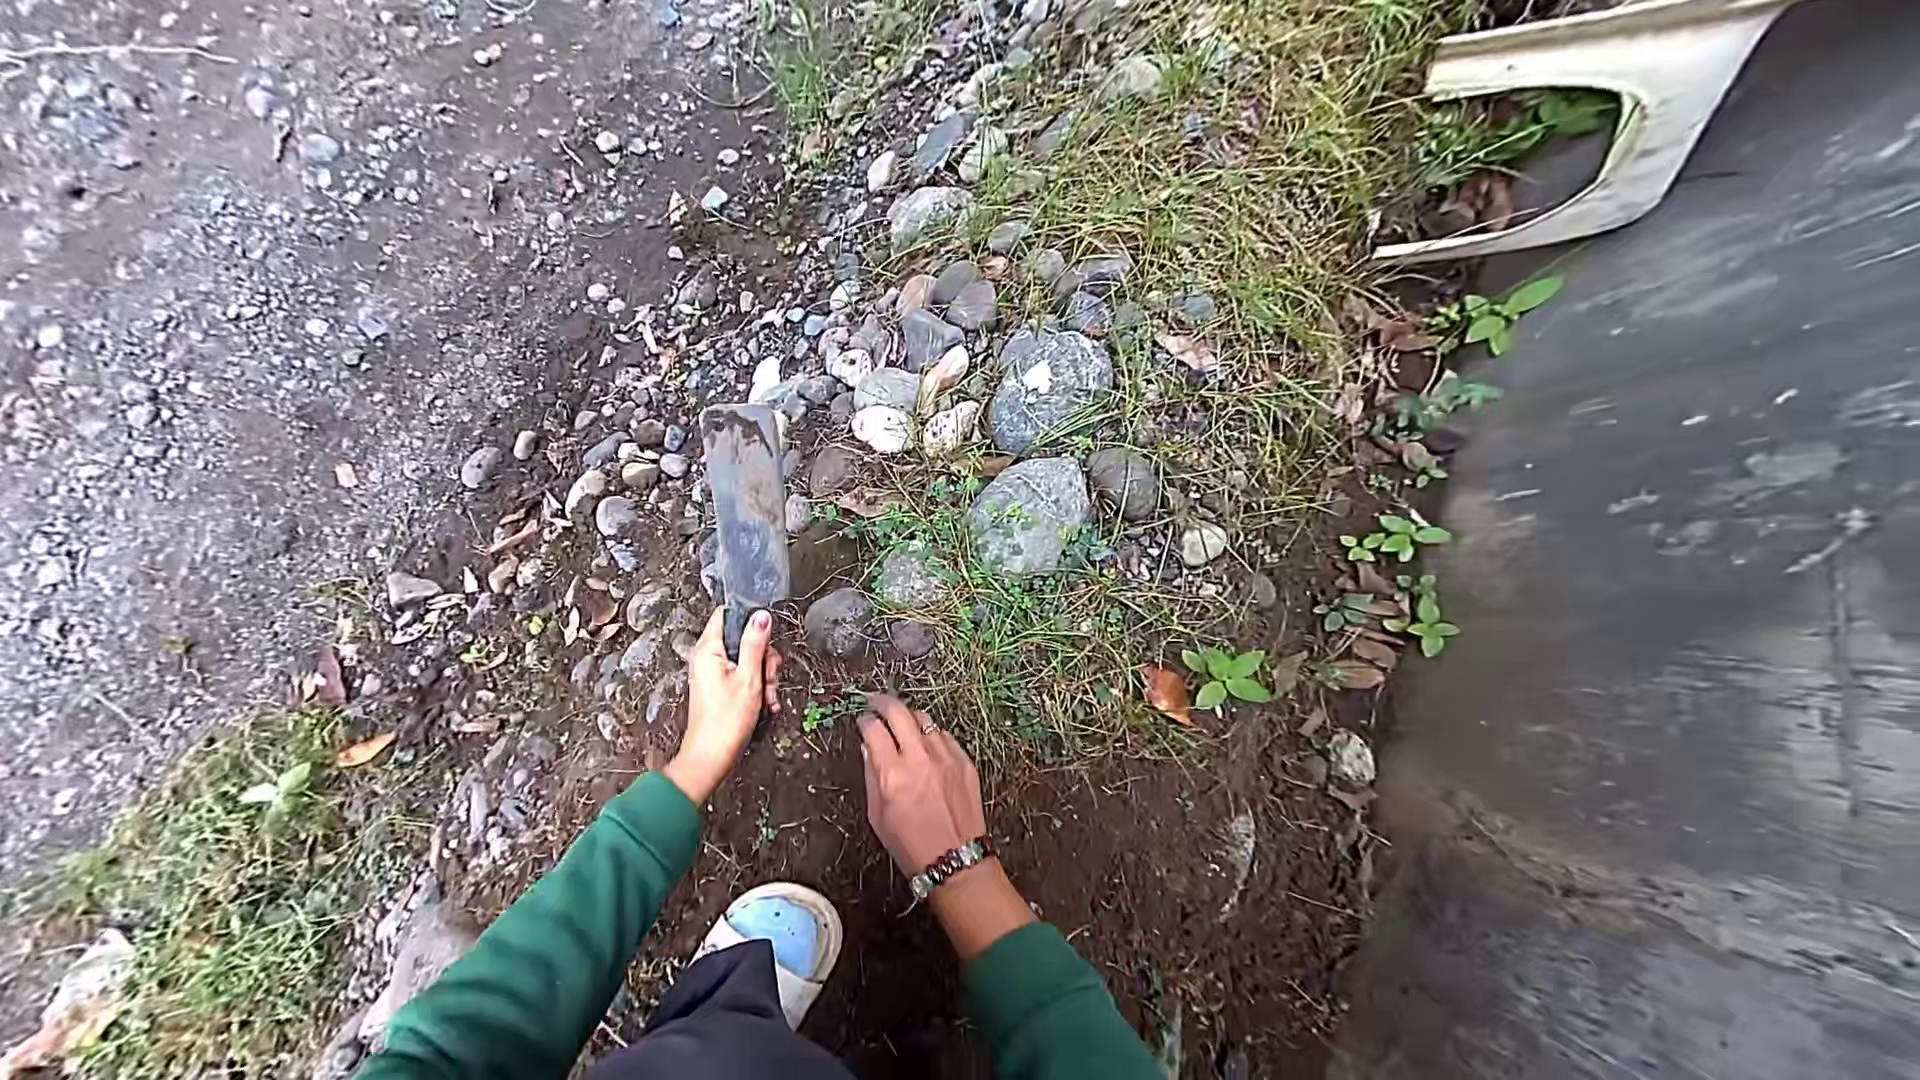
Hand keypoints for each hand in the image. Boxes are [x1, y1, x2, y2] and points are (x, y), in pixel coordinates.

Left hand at [662, 607, 781, 804]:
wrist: (711, 759)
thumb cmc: (725, 723)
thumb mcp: (749, 677)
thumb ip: (755, 643)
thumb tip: (761, 616)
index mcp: (708, 650)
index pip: (727, 614)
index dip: (750, 620)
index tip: (765, 637)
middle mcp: (707, 657)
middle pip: (744, 638)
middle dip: (764, 656)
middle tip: (768, 676)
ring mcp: (713, 672)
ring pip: (748, 658)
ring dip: (764, 675)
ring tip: (766, 695)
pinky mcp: (719, 686)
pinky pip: (744, 675)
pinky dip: (757, 686)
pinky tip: (764, 702)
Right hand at [858, 694, 985, 873]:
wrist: (956, 859)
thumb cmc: (912, 846)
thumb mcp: (878, 816)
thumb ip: (871, 775)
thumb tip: (868, 746)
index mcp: (893, 775)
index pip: (874, 730)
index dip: (864, 721)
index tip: (862, 721)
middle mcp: (920, 759)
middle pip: (899, 712)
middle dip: (883, 702)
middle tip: (876, 702)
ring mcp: (945, 757)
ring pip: (923, 718)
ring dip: (908, 716)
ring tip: (901, 722)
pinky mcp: (963, 760)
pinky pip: (943, 735)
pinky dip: (930, 734)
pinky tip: (924, 742)